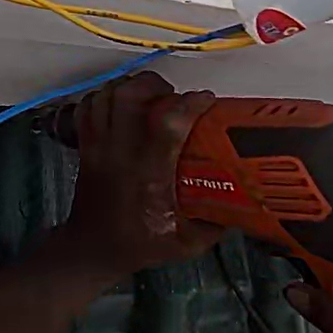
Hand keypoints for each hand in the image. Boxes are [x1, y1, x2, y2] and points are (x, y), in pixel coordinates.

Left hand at [58, 71, 220, 276]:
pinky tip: (121, 103)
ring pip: (108, 95)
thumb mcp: (189, 241)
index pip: (166, 124)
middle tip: (173, 95)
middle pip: (129, 96)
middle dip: (155, 85)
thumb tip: (247, 196)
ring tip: (150, 95)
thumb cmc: (139, 244)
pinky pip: (89, 105)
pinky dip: (105, 95)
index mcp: (148, 173)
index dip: (188, 104)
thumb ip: (218, 220)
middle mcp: (120, 152)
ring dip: (130, 86)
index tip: (206, 100)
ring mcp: (98, 145)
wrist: (92, 247)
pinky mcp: (85, 144)